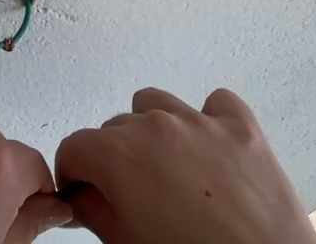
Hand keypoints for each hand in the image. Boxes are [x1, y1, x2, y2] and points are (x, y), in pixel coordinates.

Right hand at [54, 88, 315, 243]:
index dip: (73, 173)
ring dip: (153, 129)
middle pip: (114, 128)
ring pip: (155, 104)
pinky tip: (211, 149)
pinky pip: (217, 102)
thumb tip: (83, 198)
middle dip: (115, 157)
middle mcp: (154, 126)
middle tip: (132, 194)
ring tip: (169, 168)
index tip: (83, 190)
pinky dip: (209, 119)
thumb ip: (94, 212)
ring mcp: (200, 123)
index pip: (73, 147)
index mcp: (118, 154)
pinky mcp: (243, 129)